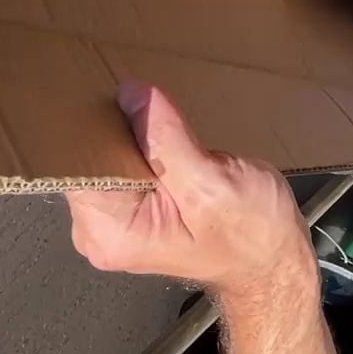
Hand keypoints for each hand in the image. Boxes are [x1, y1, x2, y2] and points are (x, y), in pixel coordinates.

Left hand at [67, 83, 312, 296]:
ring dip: (137, 135)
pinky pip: (127, 164)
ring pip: (109, 157)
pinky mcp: (134, 208)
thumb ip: (169, 140)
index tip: (125, 96)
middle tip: (158, 108)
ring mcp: (115, 220)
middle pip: (91, 159)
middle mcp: (102, 229)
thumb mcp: (214, 183)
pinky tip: (170, 139)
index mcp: (112, 231)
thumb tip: (130, 94)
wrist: (273, 258)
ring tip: (168, 123)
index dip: (99, 126)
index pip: (79, 165)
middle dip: (121, 129)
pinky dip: (147, 145)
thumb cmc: (251, 233)